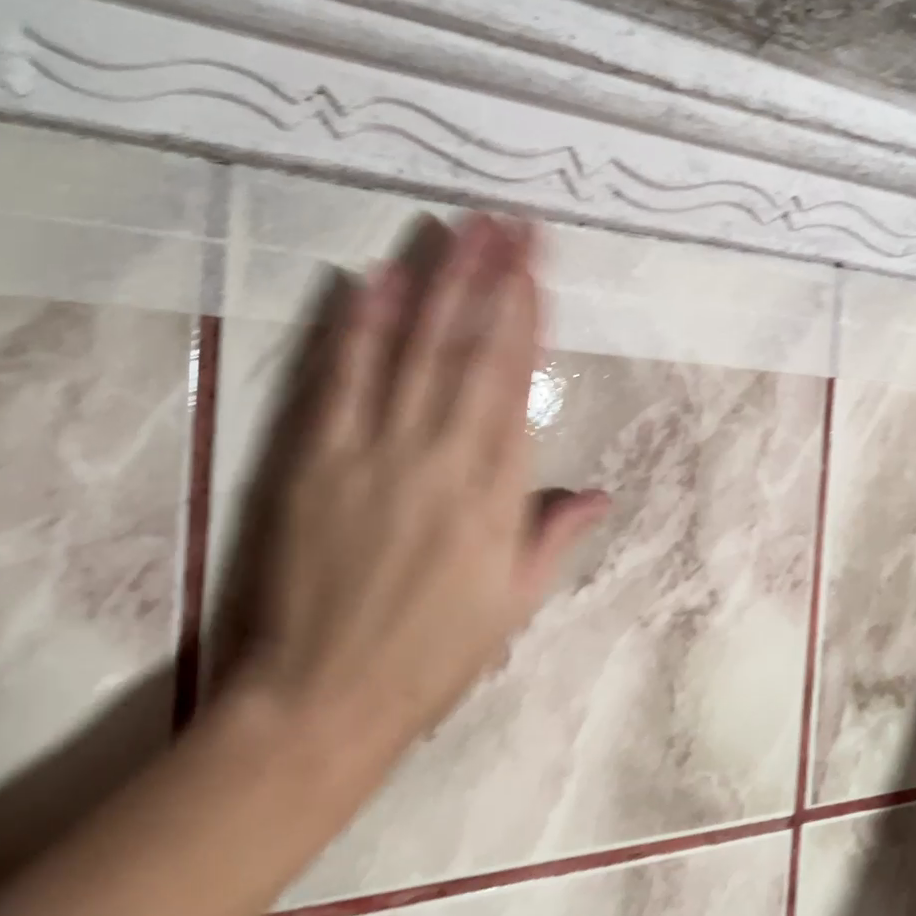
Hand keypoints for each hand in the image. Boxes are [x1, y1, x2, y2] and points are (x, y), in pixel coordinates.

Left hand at [229, 215, 609, 762]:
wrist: (326, 695)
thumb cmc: (430, 659)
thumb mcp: (511, 607)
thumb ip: (551, 537)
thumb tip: (600, 491)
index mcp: (493, 495)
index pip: (513, 383)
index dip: (524, 317)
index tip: (532, 266)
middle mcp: (439, 459)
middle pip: (467, 350)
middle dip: (488, 277)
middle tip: (503, 220)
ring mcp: (373, 454)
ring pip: (411, 351)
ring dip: (433, 282)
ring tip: (452, 227)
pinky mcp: (315, 461)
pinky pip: (341, 381)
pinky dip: (359, 327)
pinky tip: (373, 279)